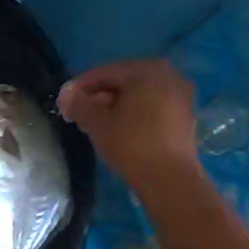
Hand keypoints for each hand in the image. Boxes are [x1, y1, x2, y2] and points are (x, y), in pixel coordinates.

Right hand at [57, 59, 200, 191]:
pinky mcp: (186, 114)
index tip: (63, 102)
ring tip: (97, 122)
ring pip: (139, 94)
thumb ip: (79, 104)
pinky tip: (121, 128)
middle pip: (124, 82)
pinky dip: (135, 113)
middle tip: (79, 113)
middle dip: (99, 96)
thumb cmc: (131, 145)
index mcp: (146, 70)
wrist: (169, 178)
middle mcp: (168, 74)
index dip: (81, 87)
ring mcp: (181, 94)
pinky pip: (153, 106)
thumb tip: (66, 95)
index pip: (105, 73)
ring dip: (117, 105)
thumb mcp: (98, 124)